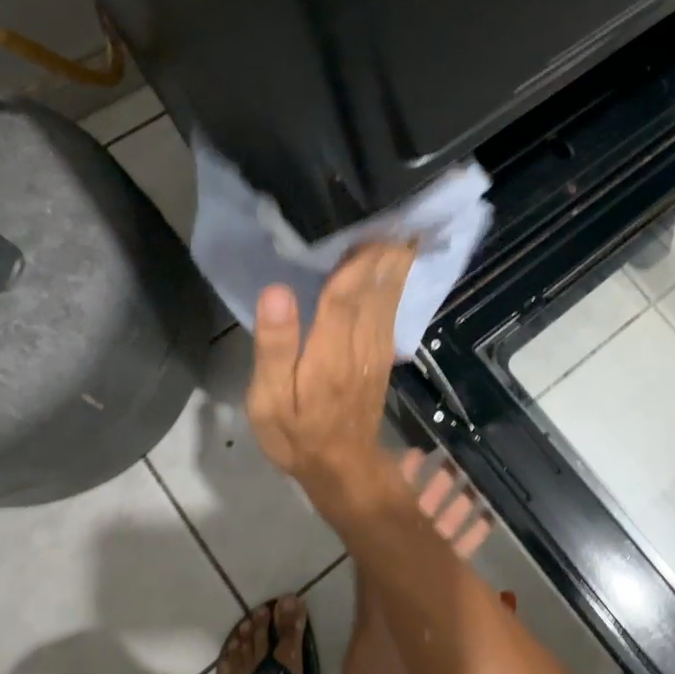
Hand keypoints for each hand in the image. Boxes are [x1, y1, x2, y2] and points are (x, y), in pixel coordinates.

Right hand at [245, 243, 415, 507]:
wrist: (340, 466)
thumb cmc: (297, 432)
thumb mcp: (270, 399)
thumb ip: (277, 345)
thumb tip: (279, 291)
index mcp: (330, 351)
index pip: (346, 292)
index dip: (358, 257)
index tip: (367, 220)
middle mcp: (361, 343)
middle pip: (376, 287)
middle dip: (385, 249)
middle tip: (396, 207)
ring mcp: (378, 348)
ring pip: (389, 295)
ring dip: (396, 260)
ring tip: (404, 224)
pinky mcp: (383, 353)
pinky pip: (393, 308)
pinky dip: (397, 282)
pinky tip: (399, 264)